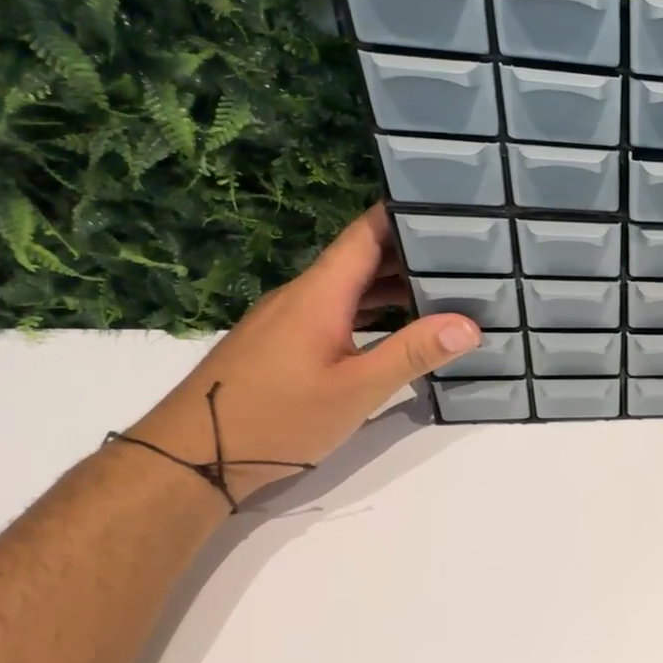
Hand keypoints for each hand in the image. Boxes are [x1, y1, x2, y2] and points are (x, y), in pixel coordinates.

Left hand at [123, 205, 478, 505]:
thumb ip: (413, 352)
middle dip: (414, 250)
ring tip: (451, 286)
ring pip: (351, 287)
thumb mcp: (356, 389)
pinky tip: (403, 326)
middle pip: (363, 258)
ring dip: (397, 283)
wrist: (191, 458)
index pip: (365, 234)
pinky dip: (376, 308)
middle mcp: (302, 297)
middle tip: (470, 251)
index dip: (403, 213)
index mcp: (319, 295)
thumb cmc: (276, 417)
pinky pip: (339, 310)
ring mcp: (289, 320)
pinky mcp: (284, 344)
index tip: (450, 205)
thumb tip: (471, 325)